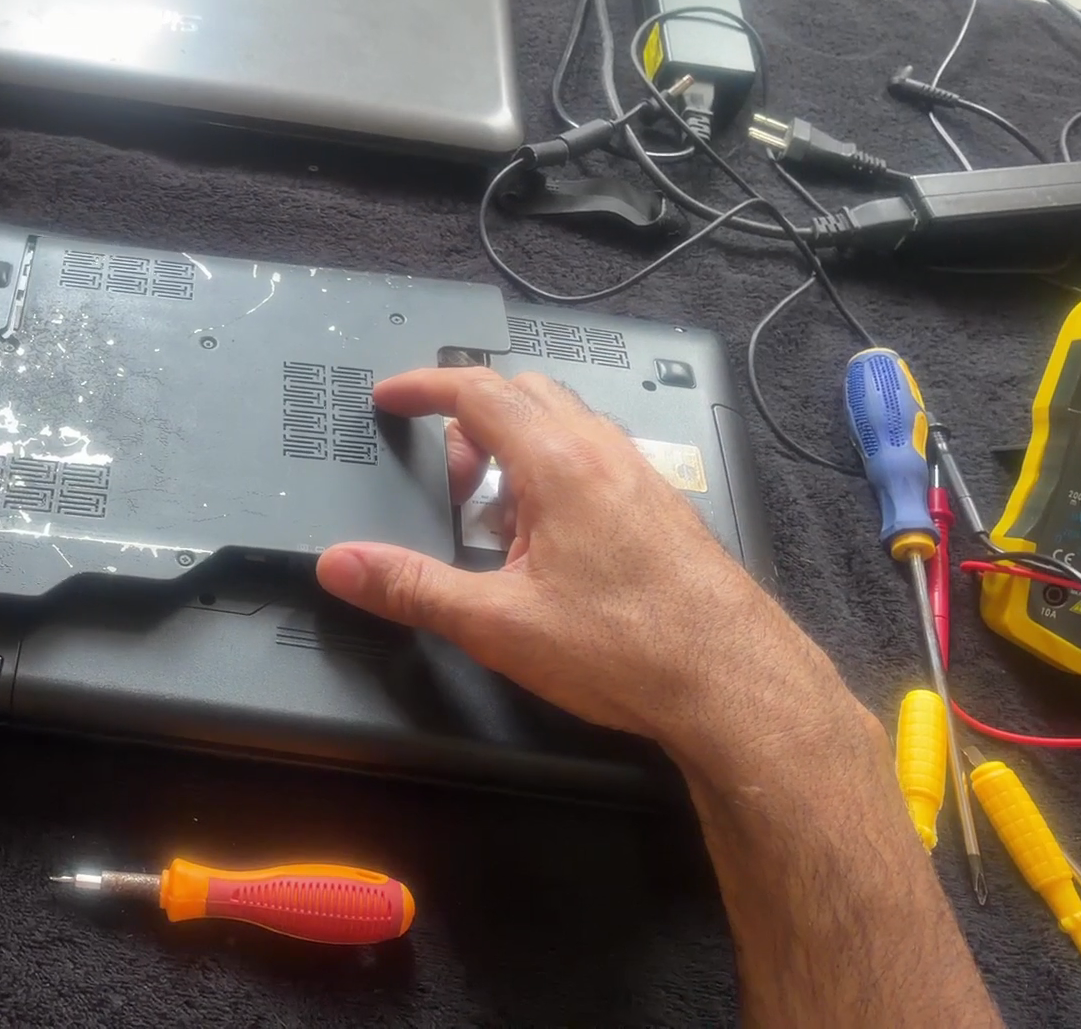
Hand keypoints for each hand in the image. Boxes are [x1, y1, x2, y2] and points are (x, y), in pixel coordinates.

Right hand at [316, 368, 866, 761]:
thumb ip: (409, 587)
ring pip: (559, 425)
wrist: (743, 693)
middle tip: (444, 478)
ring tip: (489, 515)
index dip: (424, 387)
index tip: (389, 397)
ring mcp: (638, 477)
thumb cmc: (623, 650)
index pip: (479, 393)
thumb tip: (336, 564)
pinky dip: (545, 472)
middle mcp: (603, 454)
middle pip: (522, 395)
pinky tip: (542, 542)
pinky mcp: (657, 507)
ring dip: (508, 447)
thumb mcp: (496, 622)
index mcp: (559, 464)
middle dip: (467, 420)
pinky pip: (587, 459)